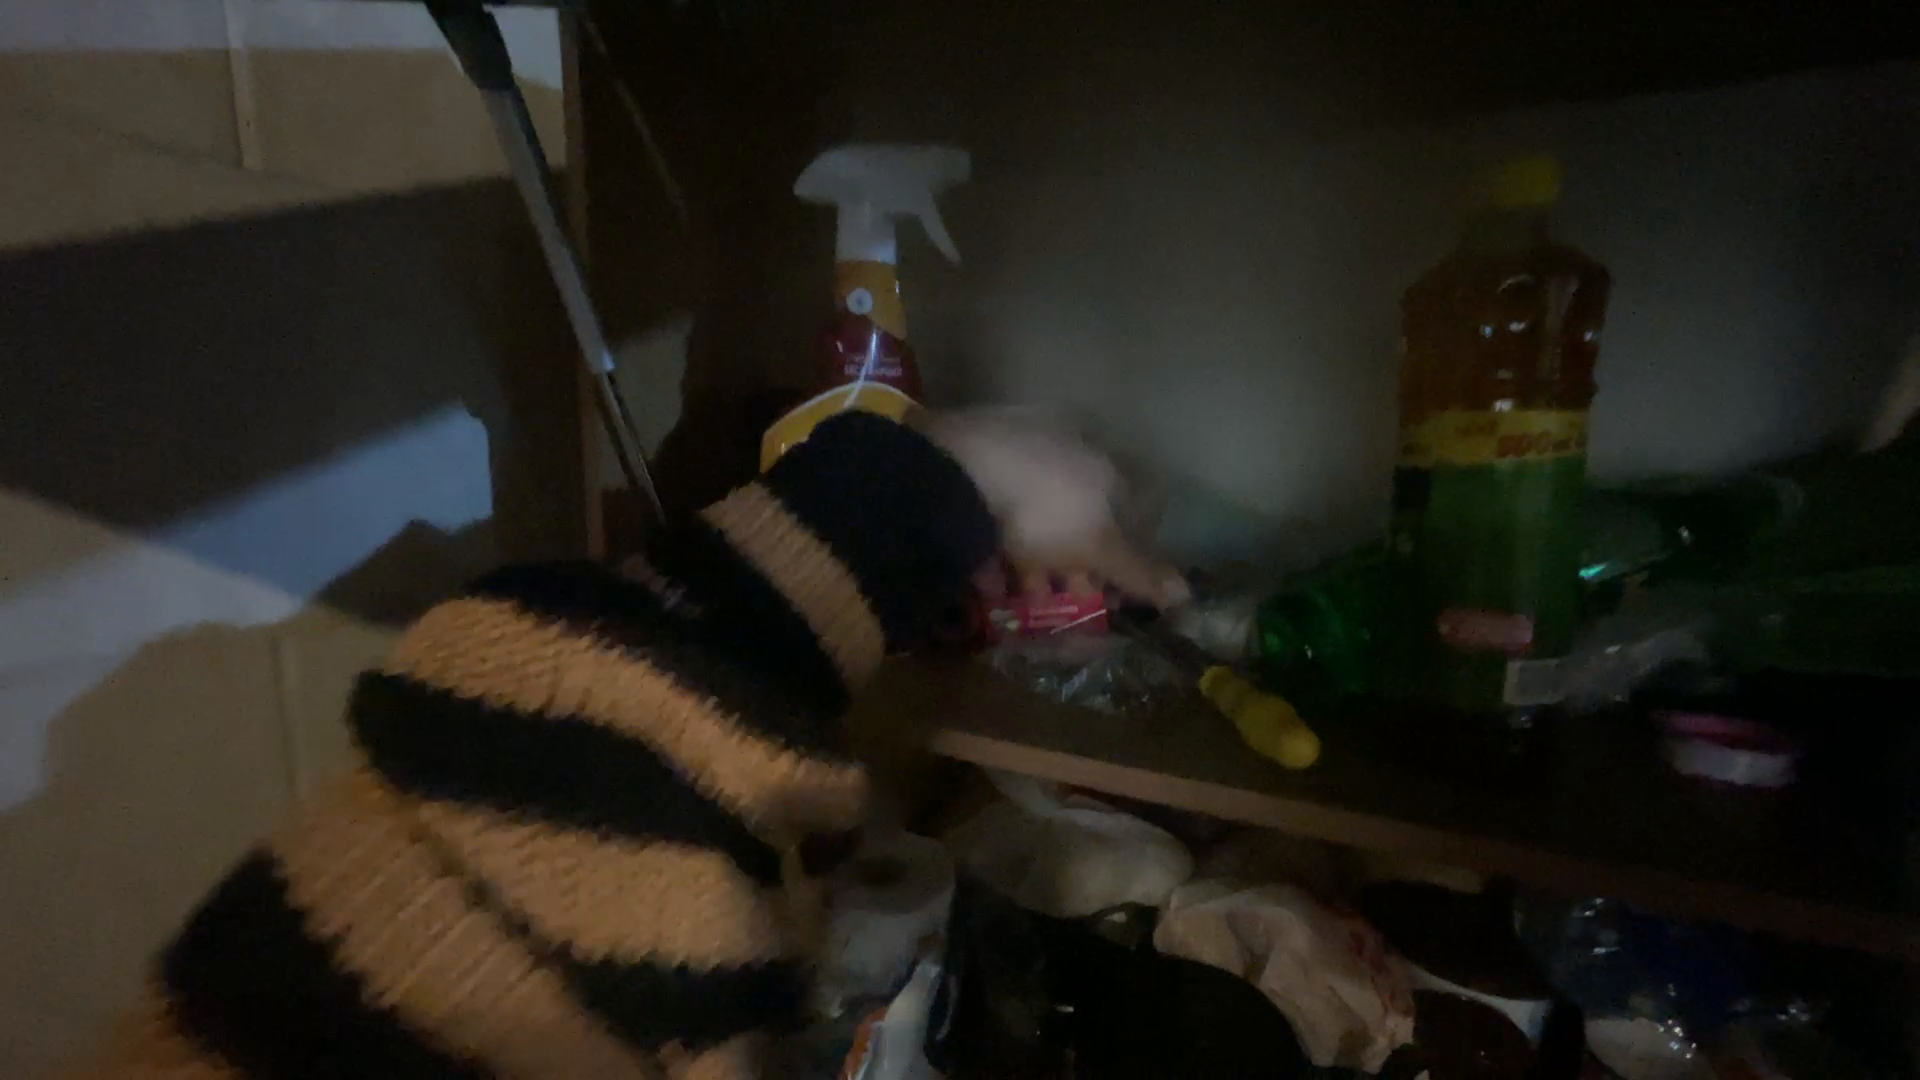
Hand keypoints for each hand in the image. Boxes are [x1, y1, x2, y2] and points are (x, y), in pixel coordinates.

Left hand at [920, 408, 1189, 607]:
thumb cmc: (1046, 509)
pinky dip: (996, 542)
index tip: (1112, 585)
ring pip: (1035, 510)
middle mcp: (1065, 444)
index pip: (1131, 502)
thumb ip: (1139, 570)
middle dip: (1074, 559)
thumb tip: (1188, 595)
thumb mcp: (1098, 546)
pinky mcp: (972, 455)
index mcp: (1103, 458)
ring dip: (1033, 556)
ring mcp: (1017, 444)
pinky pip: (995, 506)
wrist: (959, 471)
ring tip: (1019, 597)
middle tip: (1063, 597)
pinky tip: (984, 573)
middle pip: (1080, 510)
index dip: (1125, 548)